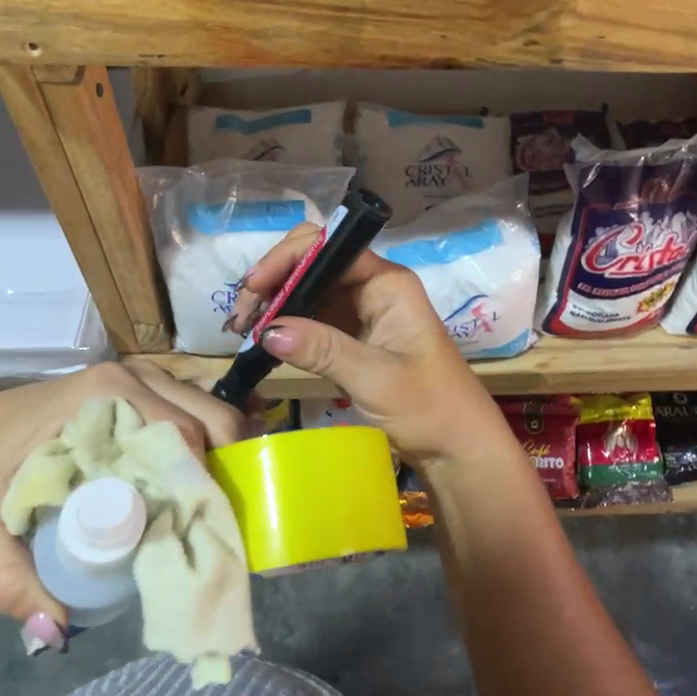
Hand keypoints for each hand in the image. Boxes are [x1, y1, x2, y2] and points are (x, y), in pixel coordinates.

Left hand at [0, 360, 247, 651]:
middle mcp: (133, 375)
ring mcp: (141, 376)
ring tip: (205, 509)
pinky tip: (198, 484)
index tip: (199, 530)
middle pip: (210, 418)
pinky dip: (207, 446)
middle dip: (223, 469)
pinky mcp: (142, 388)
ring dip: (219, 457)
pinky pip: (194, 412)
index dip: (201, 481)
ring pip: (209, 413)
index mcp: (106, 395)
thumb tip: (57, 632)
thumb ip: (5, 582)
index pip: (184, 434)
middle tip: (209, 524)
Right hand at [228, 223, 509, 466]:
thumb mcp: (374, 377)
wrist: (456, 448)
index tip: (254, 287)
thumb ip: (321, 349)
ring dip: (274, 304)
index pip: (329, 247)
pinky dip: (285, 327)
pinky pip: (312, 319)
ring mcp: (361, 312)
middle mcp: (373, 287)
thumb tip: (267, 330)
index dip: (288, 259)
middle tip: (240, 317)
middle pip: (313, 264)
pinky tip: (261, 342)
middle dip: (273, 281)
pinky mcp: (352, 337)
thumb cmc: (429, 407)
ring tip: (241, 330)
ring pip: (307, 291)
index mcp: (387, 282)